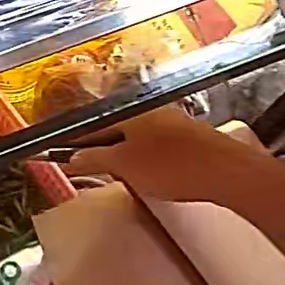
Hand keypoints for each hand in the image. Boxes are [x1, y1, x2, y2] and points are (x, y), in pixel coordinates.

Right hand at [65, 106, 284, 206]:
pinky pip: (155, 142)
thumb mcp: (125, 166)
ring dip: (124, 152)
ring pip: (136, 135)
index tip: (60, 154)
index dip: (74, 141)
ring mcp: (169, 120)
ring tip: (121, 175)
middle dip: (100, 146)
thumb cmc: (170, 167)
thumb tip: (69, 157)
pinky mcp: (187, 134)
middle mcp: (147, 110)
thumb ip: (94, 159)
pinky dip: (145, 156)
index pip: (91, 125)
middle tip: (90, 168)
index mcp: (128, 113)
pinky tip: (151, 173)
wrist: (224, 170)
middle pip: (114, 128)